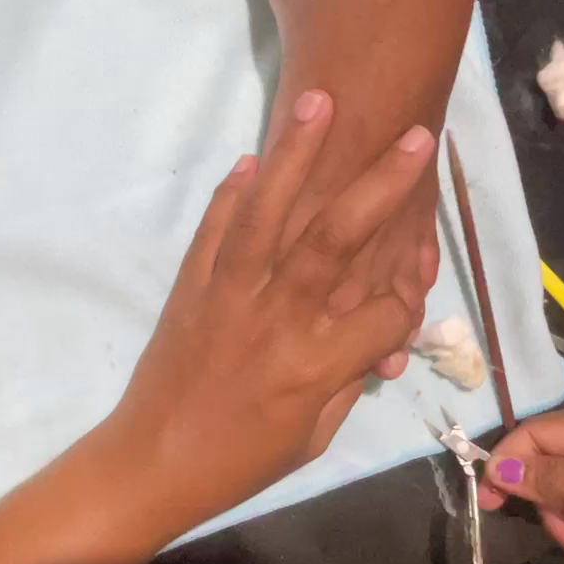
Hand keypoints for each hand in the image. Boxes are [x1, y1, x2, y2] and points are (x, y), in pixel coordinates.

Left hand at [101, 90, 435, 531]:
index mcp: (319, 363)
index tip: (405, 302)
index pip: (387, 310)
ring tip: (319, 101)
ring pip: (269, 215)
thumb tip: (373, 340)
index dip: (407, 303)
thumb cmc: (240, 462)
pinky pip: (214, 231)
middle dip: (380, 183)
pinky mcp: (190, 286)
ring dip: (296, 156)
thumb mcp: (313, 436)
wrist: (152, 462)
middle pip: (337, 238)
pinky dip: (231, 194)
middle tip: (411, 134)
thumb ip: (347, 379)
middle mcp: (280, 317)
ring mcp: (229, 294)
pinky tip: (250, 159)